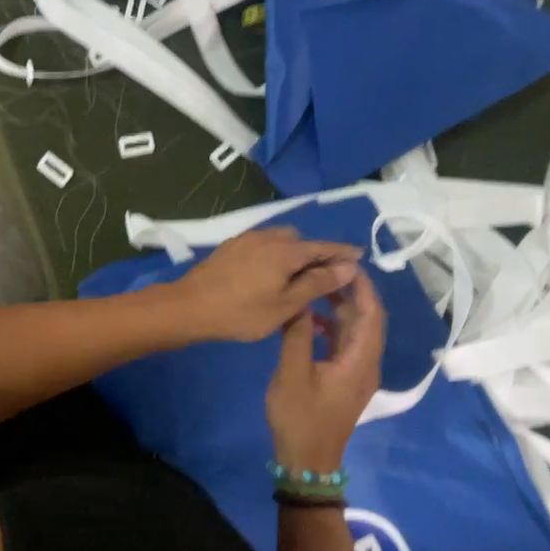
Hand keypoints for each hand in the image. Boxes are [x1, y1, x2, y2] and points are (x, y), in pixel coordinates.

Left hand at [165, 228, 363, 342]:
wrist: (189, 306)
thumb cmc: (241, 312)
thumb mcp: (286, 305)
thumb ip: (317, 283)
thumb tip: (347, 266)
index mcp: (284, 251)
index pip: (322, 247)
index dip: (342, 252)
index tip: (359, 256)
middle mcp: (266, 238)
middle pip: (300, 240)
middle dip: (315, 253)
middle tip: (326, 276)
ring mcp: (245, 240)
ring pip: (279, 240)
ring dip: (293, 253)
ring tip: (299, 277)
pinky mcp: (230, 247)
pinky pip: (262, 244)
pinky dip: (274, 254)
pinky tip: (271, 274)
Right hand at [265, 270, 385, 472]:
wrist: (306, 460)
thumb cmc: (301, 416)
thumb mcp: (292, 371)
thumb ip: (297, 332)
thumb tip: (299, 297)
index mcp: (360, 361)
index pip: (371, 314)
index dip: (362, 286)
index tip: (342, 261)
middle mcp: (365, 364)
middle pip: (366, 320)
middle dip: (350, 291)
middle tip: (324, 266)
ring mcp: (355, 373)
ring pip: (355, 331)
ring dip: (340, 307)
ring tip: (314, 284)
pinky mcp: (343, 379)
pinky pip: (344, 343)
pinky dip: (332, 325)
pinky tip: (310, 317)